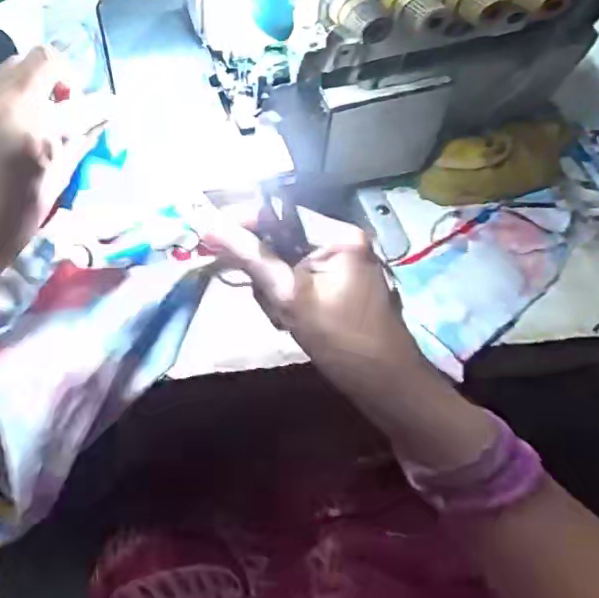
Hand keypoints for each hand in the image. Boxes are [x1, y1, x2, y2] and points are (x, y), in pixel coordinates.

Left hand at [0, 47, 103, 287]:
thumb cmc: (13, 223)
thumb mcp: (56, 182)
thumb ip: (79, 141)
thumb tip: (102, 116)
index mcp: (31, 134)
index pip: (76, 101)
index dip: (97, 104)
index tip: (105, 108)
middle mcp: (0, 108)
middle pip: (40, 59)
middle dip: (61, 78)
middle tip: (64, 108)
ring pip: (13, 66)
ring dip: (34, 83)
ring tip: (38, 116)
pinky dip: (11, 97)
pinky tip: (13, 126)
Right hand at [202, 216, 493, 467]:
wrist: (387, 386)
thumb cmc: (341, 340)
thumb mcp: (289, 296)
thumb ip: (251, 257)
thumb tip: (211, 227)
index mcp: (337, 235)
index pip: (279, 212)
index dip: (243, 222)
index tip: (214, 239)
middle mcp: (342, 239)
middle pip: (280, 237)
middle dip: (263, 267)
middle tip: (262, 296)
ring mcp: (343, 261)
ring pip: (285, 260)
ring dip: (273, 287)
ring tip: (281, 316)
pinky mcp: (340, 281)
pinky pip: (298, 275)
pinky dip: (287, 295)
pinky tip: (290, 319)